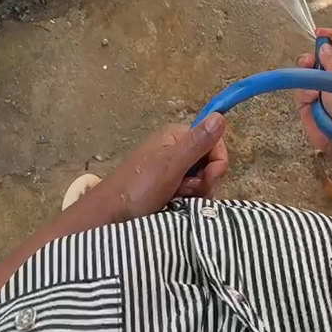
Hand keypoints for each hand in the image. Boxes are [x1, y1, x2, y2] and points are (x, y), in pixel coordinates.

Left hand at [82, 115, 229, 221]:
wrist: (111, 216)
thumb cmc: (138, 187)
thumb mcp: (170, 164)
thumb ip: (197, 143)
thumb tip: (220, 116)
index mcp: (176, 135)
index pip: (214, 142)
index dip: (216, 161)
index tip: (207, 177)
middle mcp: (176, 149)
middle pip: (210, 163)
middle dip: (204, 180)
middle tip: (184, 190)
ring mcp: (172, 169)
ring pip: (203, 181)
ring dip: (195, 193)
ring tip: (175, 198)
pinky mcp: (169, 188)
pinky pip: (192, 193)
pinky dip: (187, 201)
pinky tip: (175, 205)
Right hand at [295, 28, 331, 149]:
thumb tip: (323, 46)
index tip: (318, 33)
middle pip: (319, 57)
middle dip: (312, 56)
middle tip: (309, 61)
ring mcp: (321, 89)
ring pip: (306, 72)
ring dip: (306, 74)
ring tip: (310, 84)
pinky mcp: (308, 103)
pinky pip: (300, 89)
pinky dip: (304, 92)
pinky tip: (310, 99)